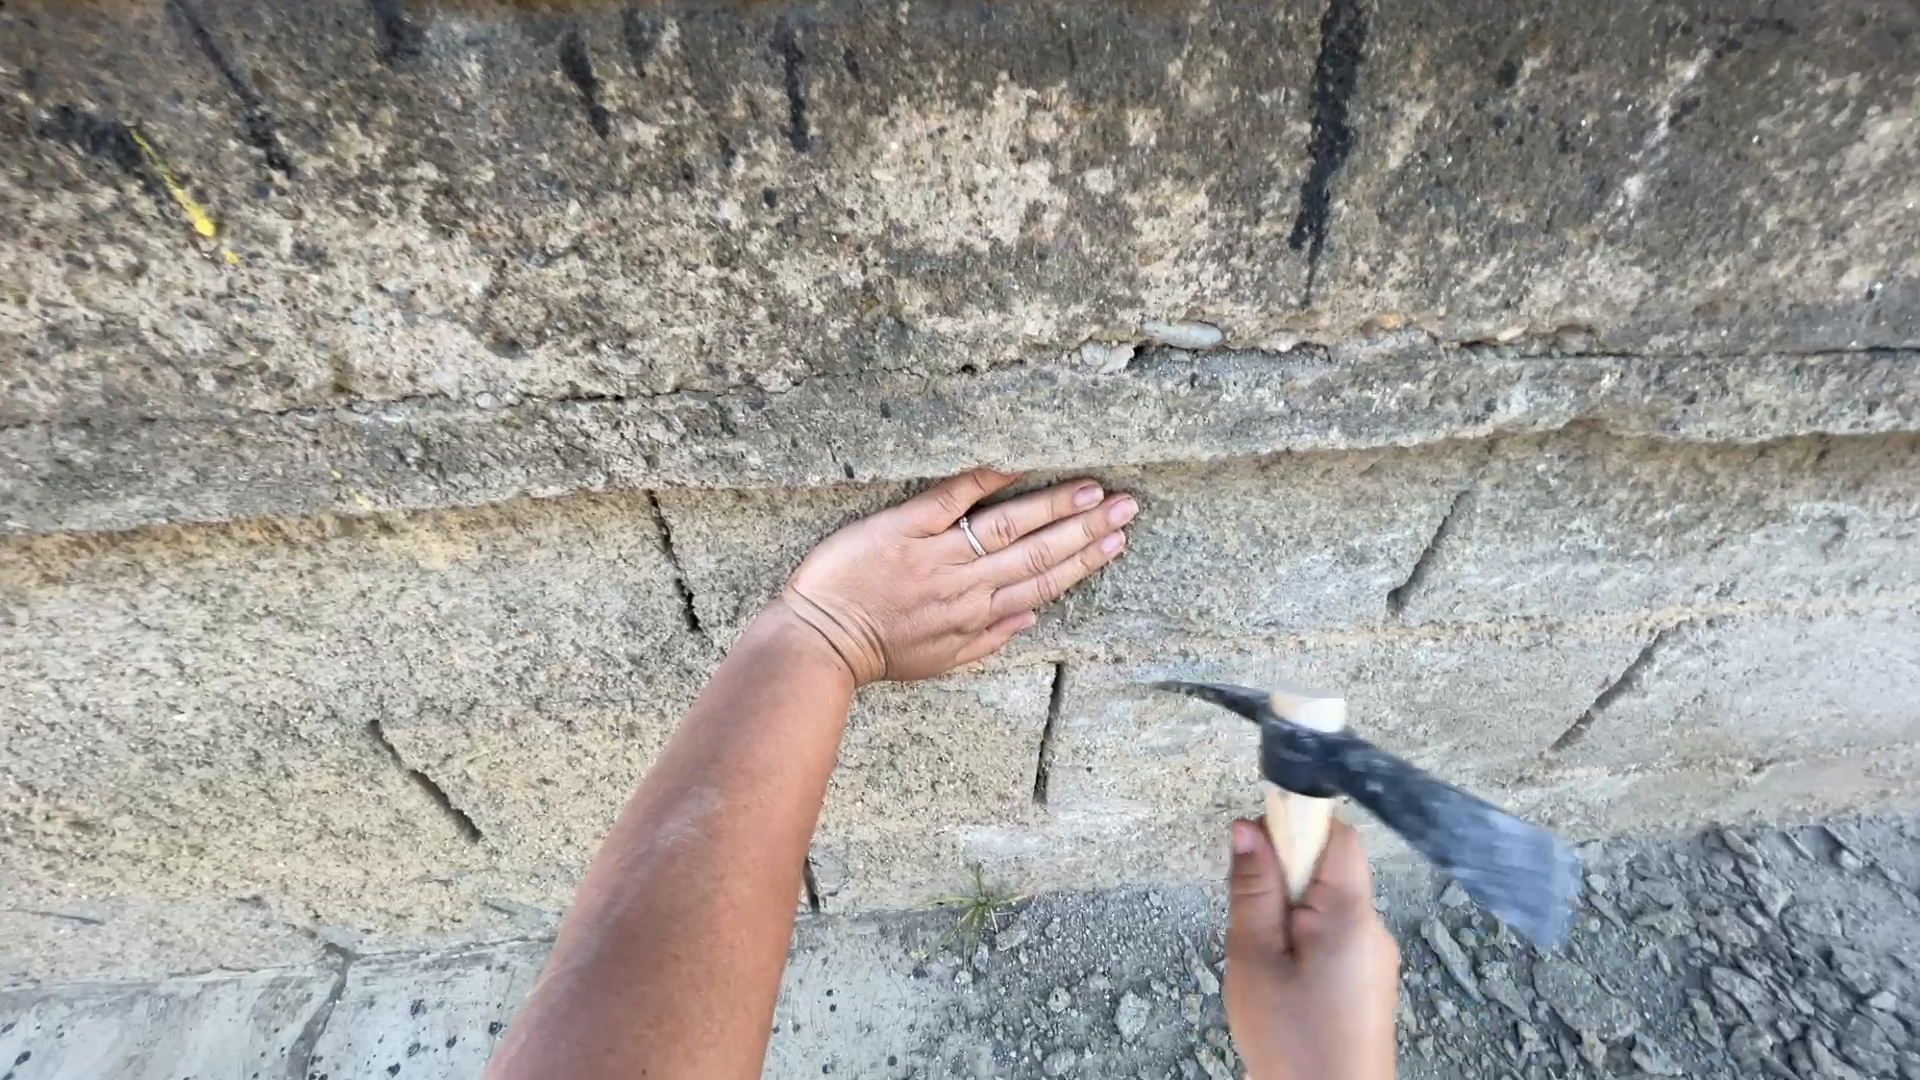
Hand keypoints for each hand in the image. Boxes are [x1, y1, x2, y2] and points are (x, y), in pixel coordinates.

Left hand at [773, 468, 1135, 684]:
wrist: (818, 642)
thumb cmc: (877, 653)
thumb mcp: (939, 661)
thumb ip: (988, 640)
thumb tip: (1031, 618)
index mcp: (976, 615)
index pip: (1042, 582)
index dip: (1083, 560)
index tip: (1115, 541)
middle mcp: (966, 584)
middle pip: (1037, 552)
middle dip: (1086, 529)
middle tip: (1126, 505)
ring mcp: (936, 554)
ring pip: (1006, 527)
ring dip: (1053, 508)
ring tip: (1093, 490)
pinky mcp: (902, 528)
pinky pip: (948, 498)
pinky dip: (982, 479)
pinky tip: (1015, 460)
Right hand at [1224, 819, 1400, 1079]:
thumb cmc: (1290, 1038)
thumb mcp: (1254, 954)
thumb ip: (1252, 886)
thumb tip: (1246, 827)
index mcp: (1351, 915)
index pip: (1337, 835)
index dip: (1296, 823)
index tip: (1256, 844)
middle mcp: (1372, 928)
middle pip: (1328, 866)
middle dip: (1280, 872)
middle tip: (1249, 913)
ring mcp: (1373, 955)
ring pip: (1323, 899)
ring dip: (1285, 906)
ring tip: (1261, 952)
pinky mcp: (1366, 978)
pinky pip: (1330, 929)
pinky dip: (1298, 933)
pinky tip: (1279, 972)